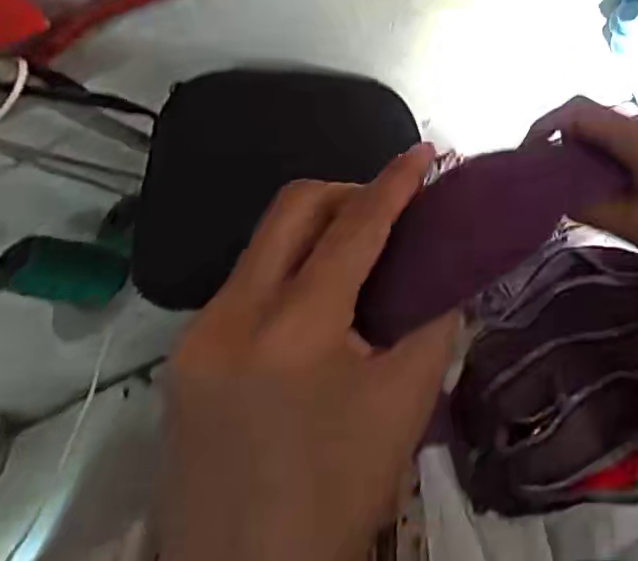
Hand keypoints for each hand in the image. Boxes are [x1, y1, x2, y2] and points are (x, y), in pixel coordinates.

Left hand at [157, 146, 459, 560]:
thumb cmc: (343, 486)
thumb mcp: (410, 394)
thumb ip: (436, 311)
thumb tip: (451, 260)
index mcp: (294, 330)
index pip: (354, 227)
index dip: (396, 182)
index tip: (425, 152)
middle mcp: (231, 318)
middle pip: (293, 208)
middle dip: (351, 190)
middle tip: (396, 206)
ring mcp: (197, 337)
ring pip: (266, 241)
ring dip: (321, 227)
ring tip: (367, 249)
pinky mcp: (186, 358)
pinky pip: (249, 279)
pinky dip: (295, 265)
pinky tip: (326, 295)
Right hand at [526, 97, 637, 274]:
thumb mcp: (631, 223)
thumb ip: (586, 203)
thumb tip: (550, 191)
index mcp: (637, 135)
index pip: (578, 111)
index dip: (545, 127)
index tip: (525, 158)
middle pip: (588, 116)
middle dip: (558, 140)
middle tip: (537, 178)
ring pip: (602, 130)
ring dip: (577, 151)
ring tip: (556, 187)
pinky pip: (618, 143)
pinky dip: (596, 159)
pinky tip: (588, 188)